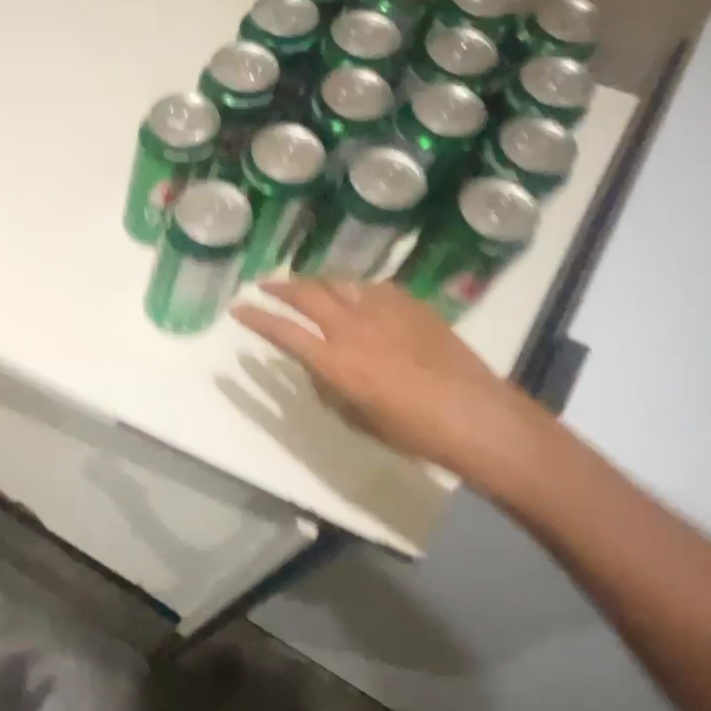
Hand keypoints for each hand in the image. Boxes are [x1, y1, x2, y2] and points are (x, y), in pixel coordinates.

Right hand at [232, 280, 548, 479]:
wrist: (472, 413)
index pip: (282, 331)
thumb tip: (319, 365)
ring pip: (340, 282)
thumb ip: (329, 384)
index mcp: (333, 361)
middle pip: (307, 295)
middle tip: (265, 286)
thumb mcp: (354, 415)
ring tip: (306, 284)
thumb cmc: (409, 428)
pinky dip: (355, 287)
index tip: (237, 309)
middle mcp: (353, 328)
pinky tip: (356, 293)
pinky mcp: (412, 305)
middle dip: (280, 288)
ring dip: (316, 282)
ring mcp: (385, 311)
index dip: (255, 318)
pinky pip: (374, 287)